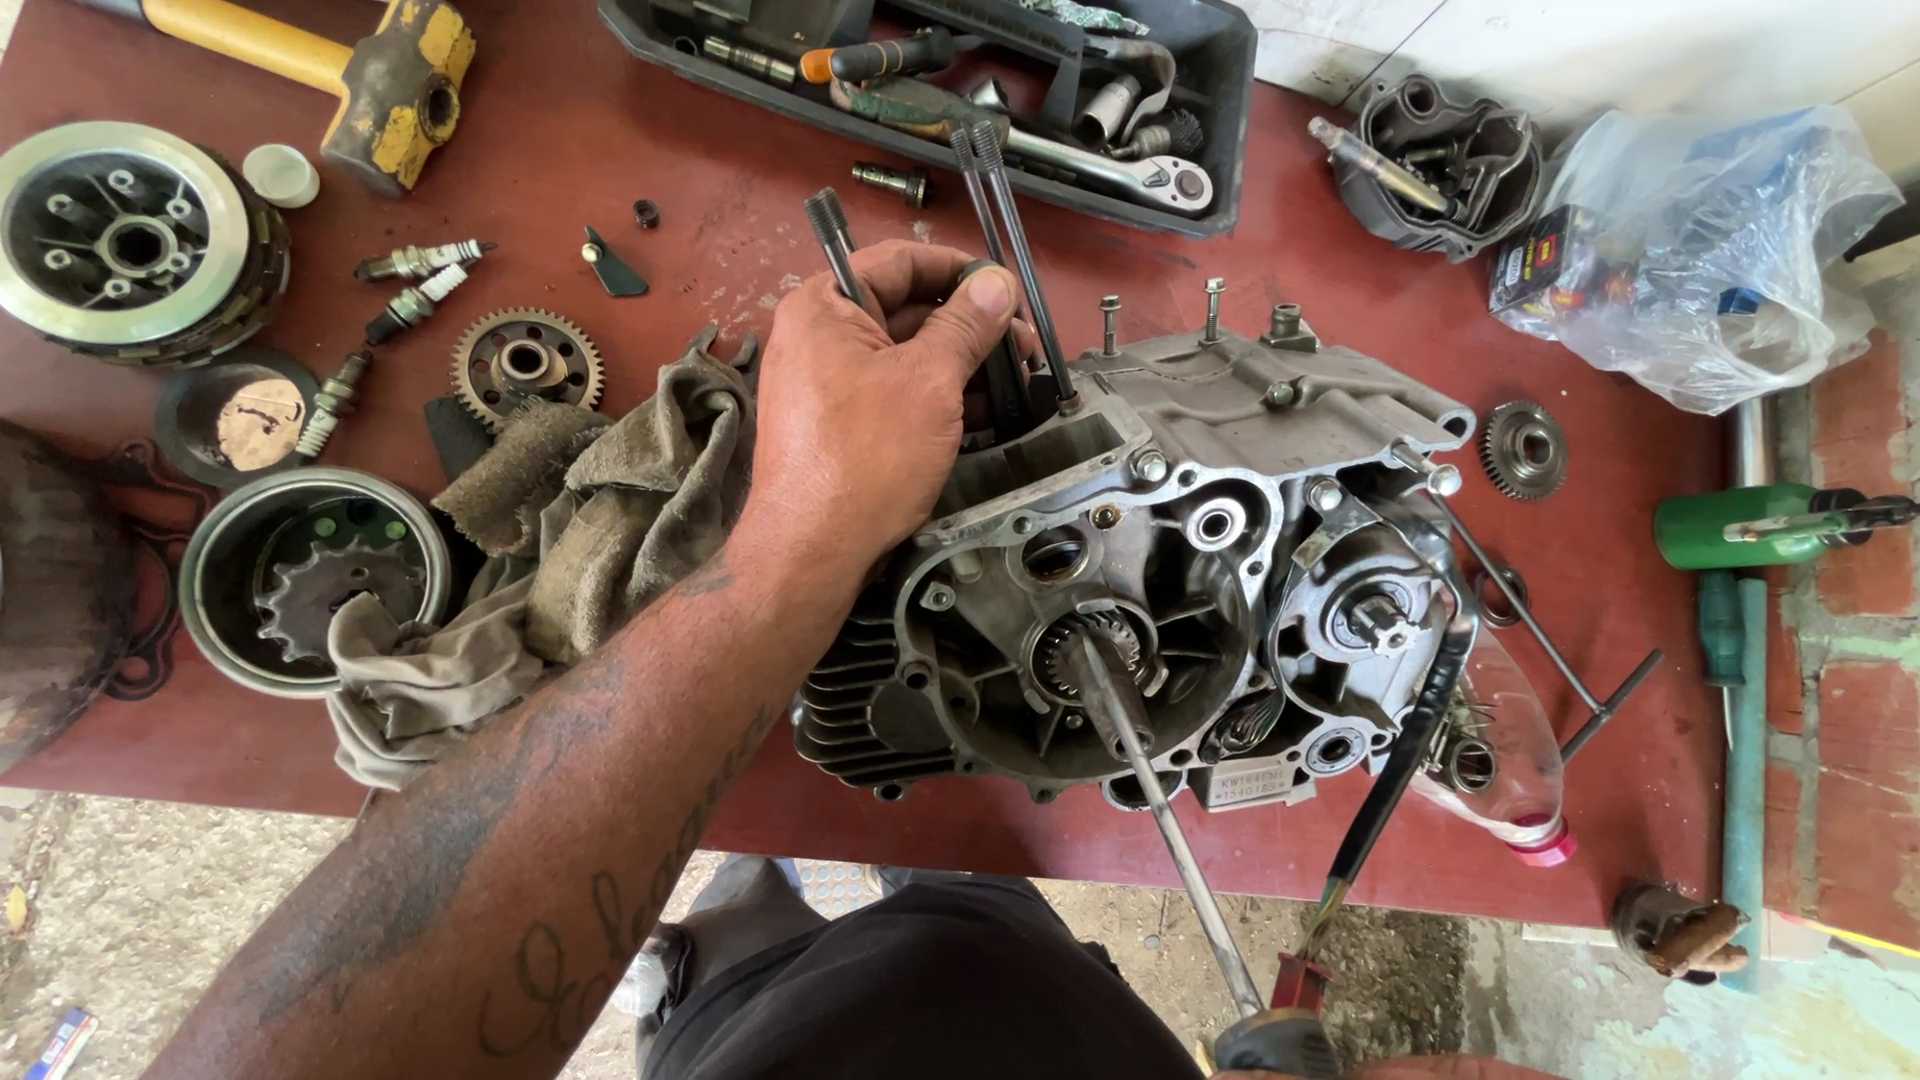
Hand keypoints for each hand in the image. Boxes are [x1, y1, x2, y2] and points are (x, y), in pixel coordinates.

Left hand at [740, 239, 1022, 579]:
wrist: (815, 550)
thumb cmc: (866, 458)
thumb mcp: (929, 382)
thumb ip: (965, 326)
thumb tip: (996, 284)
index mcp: (824, 307)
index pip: (899, 262)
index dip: (958, 270)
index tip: (1003, 289)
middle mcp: (819, 338)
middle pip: (906, 312)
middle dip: (969, 329)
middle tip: (1022, 347)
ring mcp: (828, 385)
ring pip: (905, 359)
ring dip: (961, 368)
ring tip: (1014, 384)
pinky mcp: (841, 427)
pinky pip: (895, 396)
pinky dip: (937, 400)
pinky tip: (982, 415)